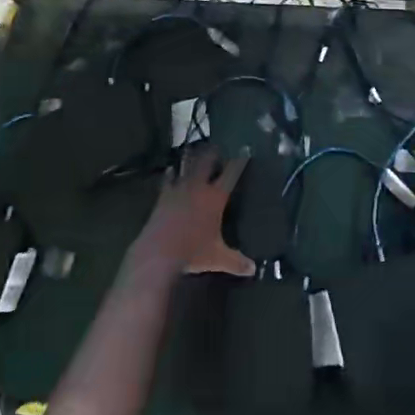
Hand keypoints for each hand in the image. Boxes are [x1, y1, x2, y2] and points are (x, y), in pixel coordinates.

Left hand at [127, 145, 253, 278]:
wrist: (160, 250)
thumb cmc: (194, 251)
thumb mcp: (219, 258)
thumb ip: (237, 262)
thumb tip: (253, 269)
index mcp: (215, 197)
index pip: (231, 173)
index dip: (239, 161)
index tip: (244, 149)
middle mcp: (198, 186)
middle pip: (206, 161)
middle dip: (213, 152)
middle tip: (218, 145)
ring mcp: (178, 188)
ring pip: (186, 165)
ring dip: (192, 157)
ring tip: (195, 149)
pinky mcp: (163, 195)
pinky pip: (168, 179)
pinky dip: (171, 173)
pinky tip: (170, 169)